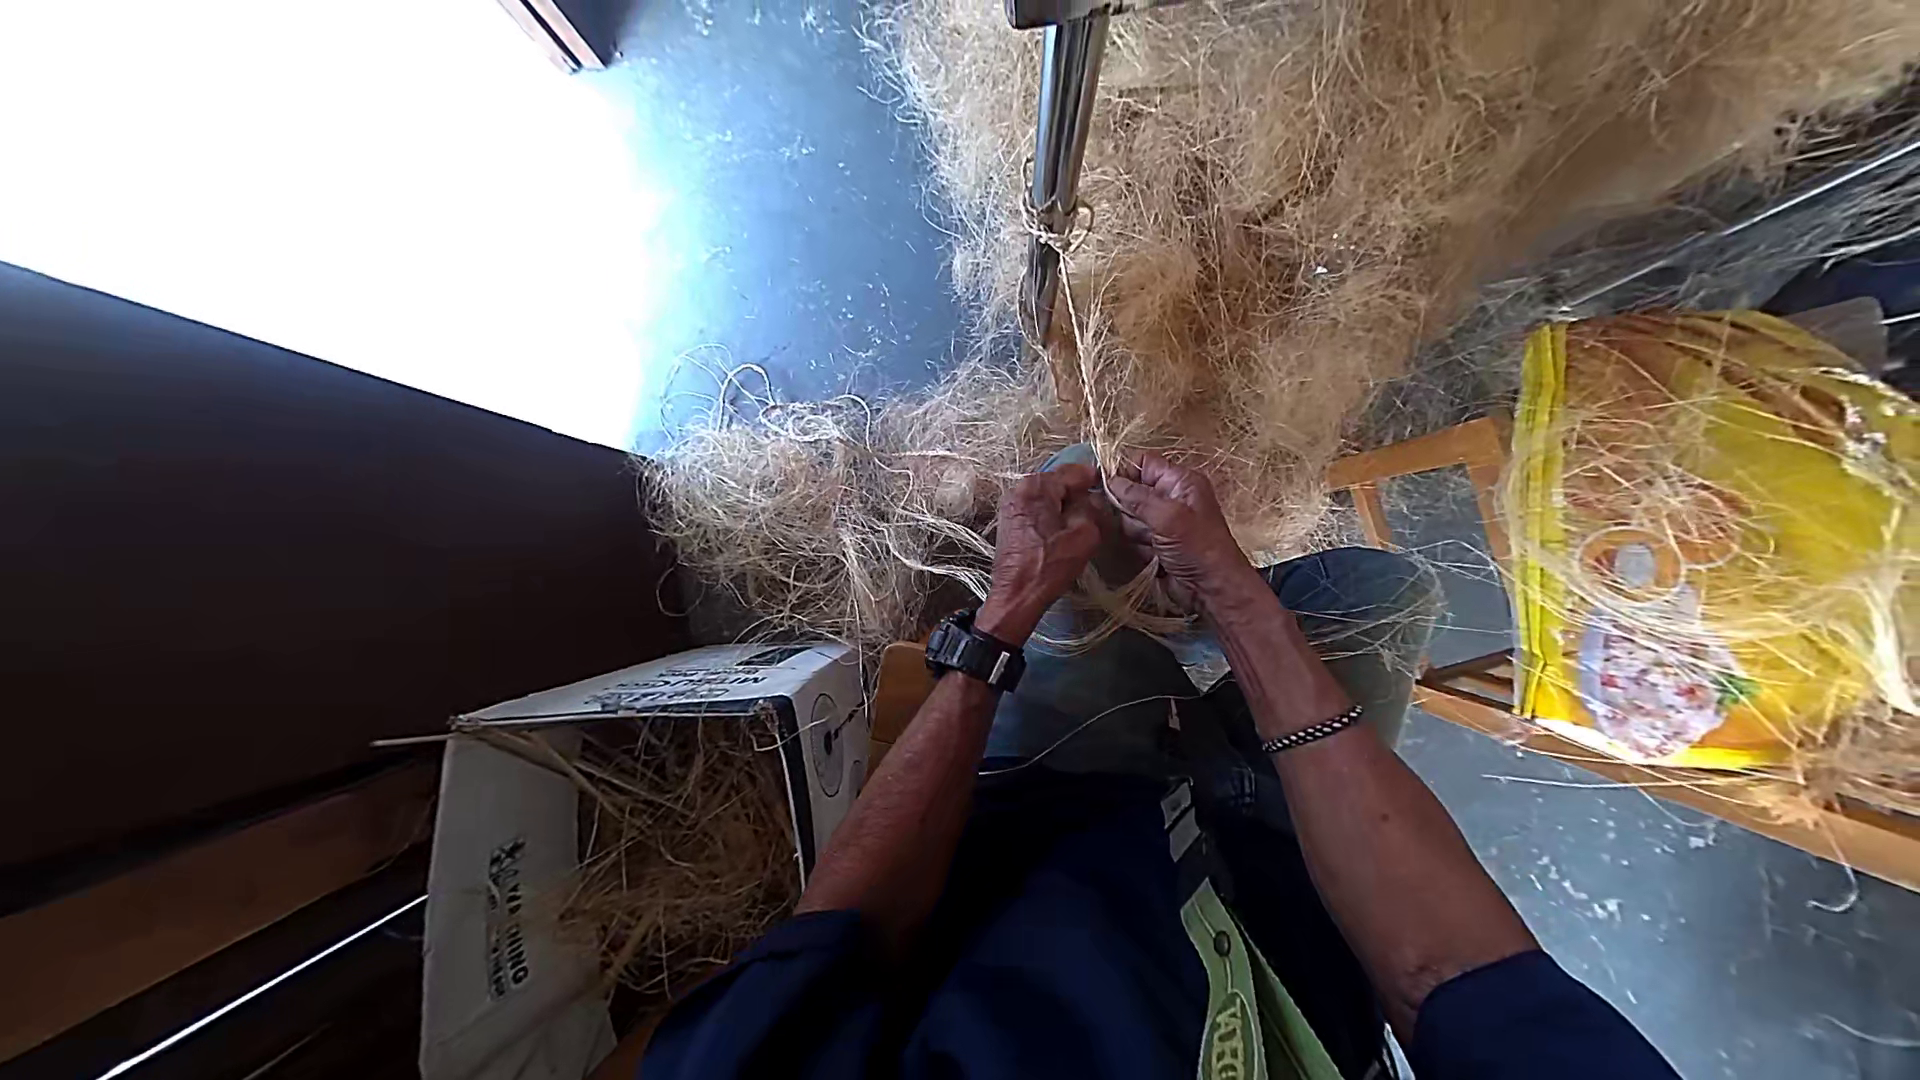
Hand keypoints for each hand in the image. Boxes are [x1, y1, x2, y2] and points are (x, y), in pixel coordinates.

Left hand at [975, 463, 1101, 644]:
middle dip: (1078, 493)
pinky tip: (1061, 531)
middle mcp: (1019, 489)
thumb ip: (1092, 509)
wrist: (1017, 594)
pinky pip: (1036, 509)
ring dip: (1064, 505)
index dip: (1095, 479)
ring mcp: (1011, 505)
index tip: (1108, 490)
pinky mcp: (1009, 522)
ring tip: (1081, 523)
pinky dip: (1051, 514)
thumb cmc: (1050, 565)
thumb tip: (1092, 500)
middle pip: (1058, 482)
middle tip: (1097, 510)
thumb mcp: (1085, 534)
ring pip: (1047, 496)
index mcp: (1037, 486)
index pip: (1074, 471)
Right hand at [1104, 452, 1264, 615]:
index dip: (1123, 471)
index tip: (1103, 484)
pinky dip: (1136, 545)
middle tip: (1139, 522)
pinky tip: (1150, 554)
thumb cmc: (1197, 547)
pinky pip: (1131, 535)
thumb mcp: (1168, 516)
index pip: (1143, 463)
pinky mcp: (1153, 541)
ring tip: (1151, 543)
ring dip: (1133, 530)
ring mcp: (1160, 520)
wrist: (1211, 589)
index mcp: (1179, 481)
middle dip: (1127, 507)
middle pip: (1130, 491)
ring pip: (1127, 516)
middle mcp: (1169, 496)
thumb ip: (1137, 496)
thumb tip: (1109, 479)